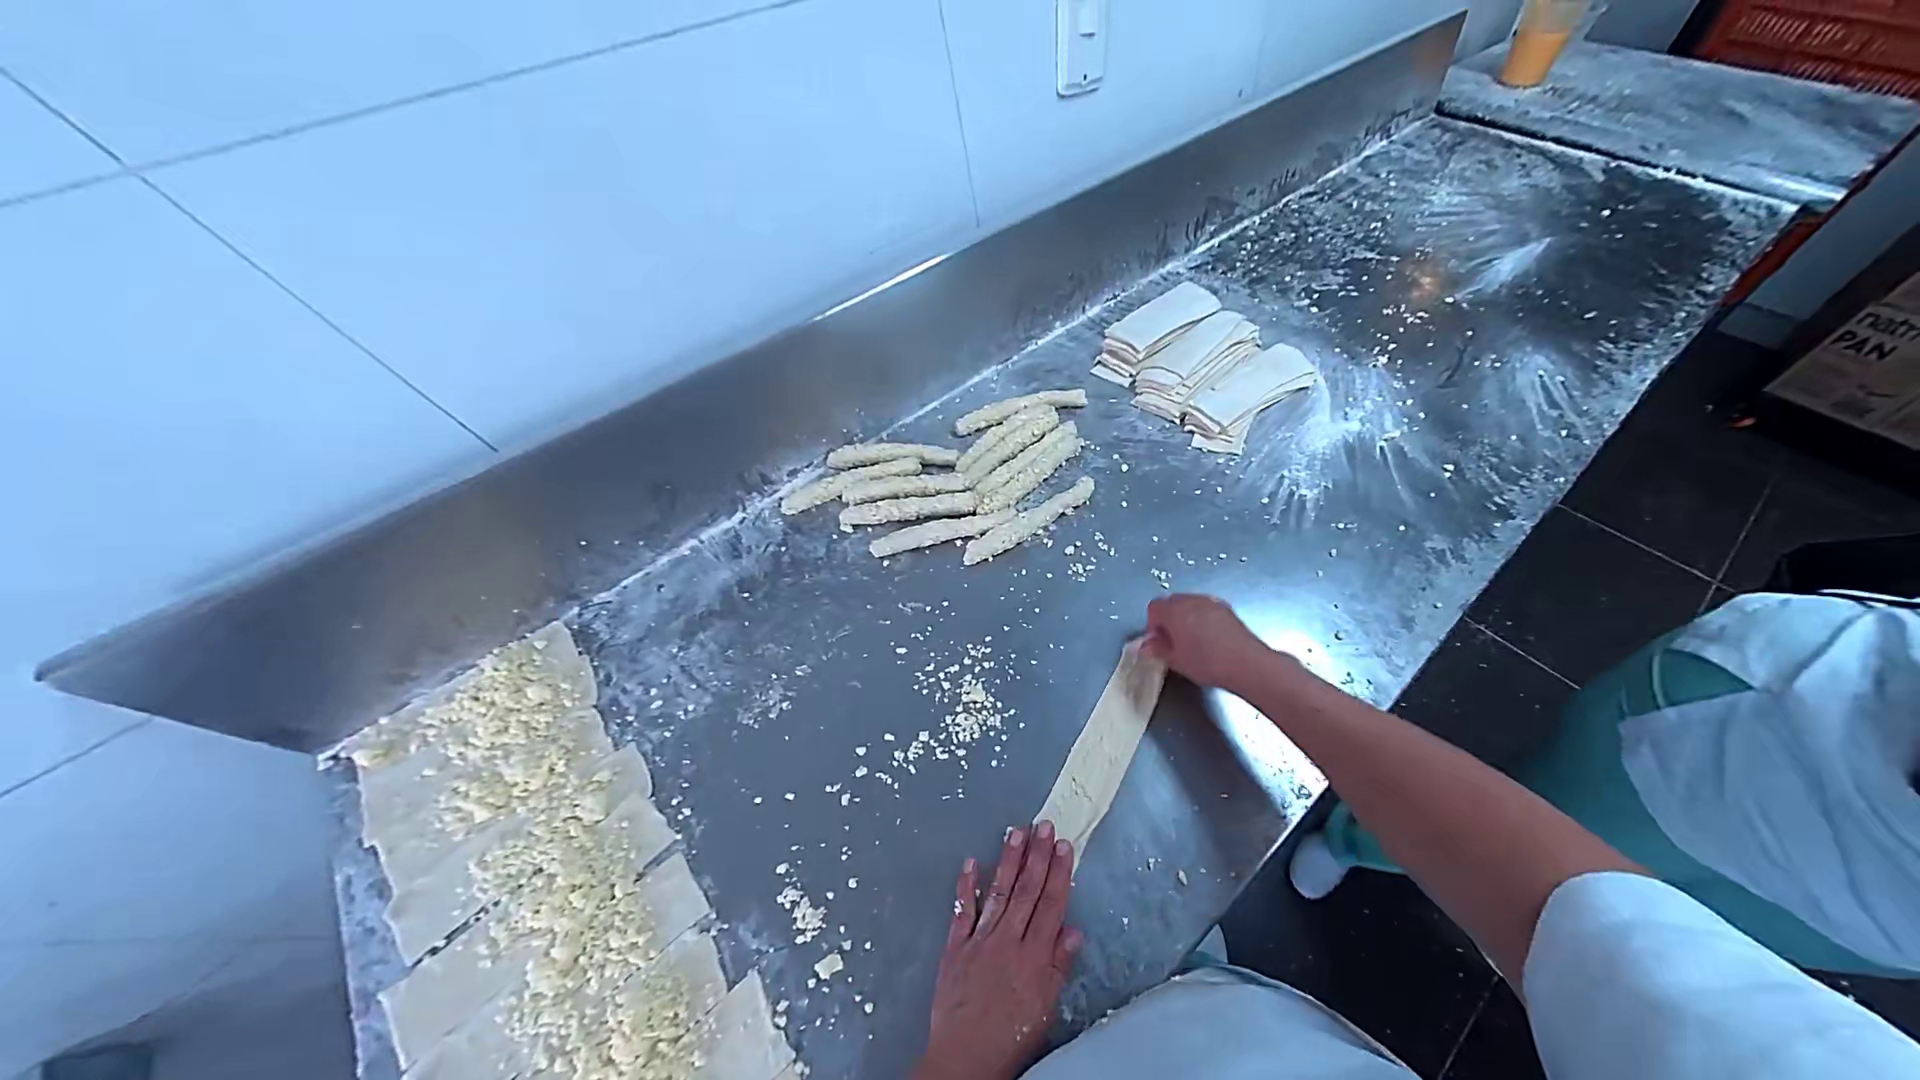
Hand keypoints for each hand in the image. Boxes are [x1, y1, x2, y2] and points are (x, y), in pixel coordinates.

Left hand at [912, 821, 1081, 1079]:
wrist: (965, 1059)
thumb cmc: (1011, 1037)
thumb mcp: (1046, 1009)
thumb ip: (1058, 967)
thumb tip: (1073, 930)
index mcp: (1034, 957)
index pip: (1050, 906)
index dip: (1058, 873)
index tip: (1063, 846)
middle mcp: (1008, 941)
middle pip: (1026, 891)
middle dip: (1037, 856)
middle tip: (1044, 825)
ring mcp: (979, 940)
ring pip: (998, 892)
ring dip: (1008, 860)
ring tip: (1016, 832)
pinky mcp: (955, 946)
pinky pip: (962, 910)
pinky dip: (967, 885)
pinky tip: (971, 862)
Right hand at [1140, 593, 1279, 694]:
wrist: (1247, 663)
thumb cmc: (1207, 662)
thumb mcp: (1176, 661)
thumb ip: (1158, 650)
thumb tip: (1147, 646)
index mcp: (1174, 610)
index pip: (1154, 608)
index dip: (1153, 625)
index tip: (1159, 642)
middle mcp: (1191, 600)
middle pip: (1171, 602)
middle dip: (1169, 619)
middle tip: (1174, 642)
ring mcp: (1211, 602)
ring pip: (1190, 604)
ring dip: (1186, 618)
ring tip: (1193, 641)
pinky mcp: (1227, 608)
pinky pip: (1206, 608)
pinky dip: (1202, 619)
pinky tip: (1209, 639)